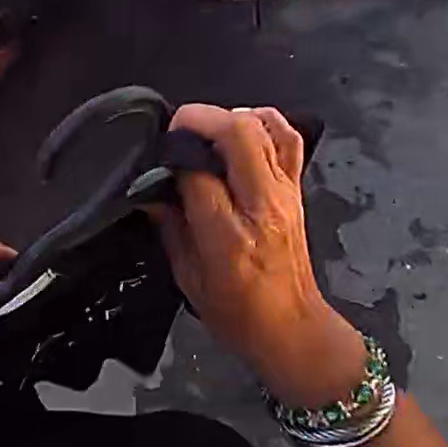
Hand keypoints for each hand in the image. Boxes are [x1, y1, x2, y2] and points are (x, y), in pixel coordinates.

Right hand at [152, 105, 366, 406]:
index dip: (172, 155)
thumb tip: (150, 189)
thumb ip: (169, 225)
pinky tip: (242, 128)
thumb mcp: (188, 277)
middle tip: (177, 129)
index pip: (198, 172)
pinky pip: (289, 137)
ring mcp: (285, 193)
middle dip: (200, 119)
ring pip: (265, 126)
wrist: (292, 329)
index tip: (158, 158)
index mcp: (229, 236)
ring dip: (230, 117)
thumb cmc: (238, 313)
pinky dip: (264, 121)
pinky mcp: (297, 189)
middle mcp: (262, 206)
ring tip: (207, 131)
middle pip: (237, 133)